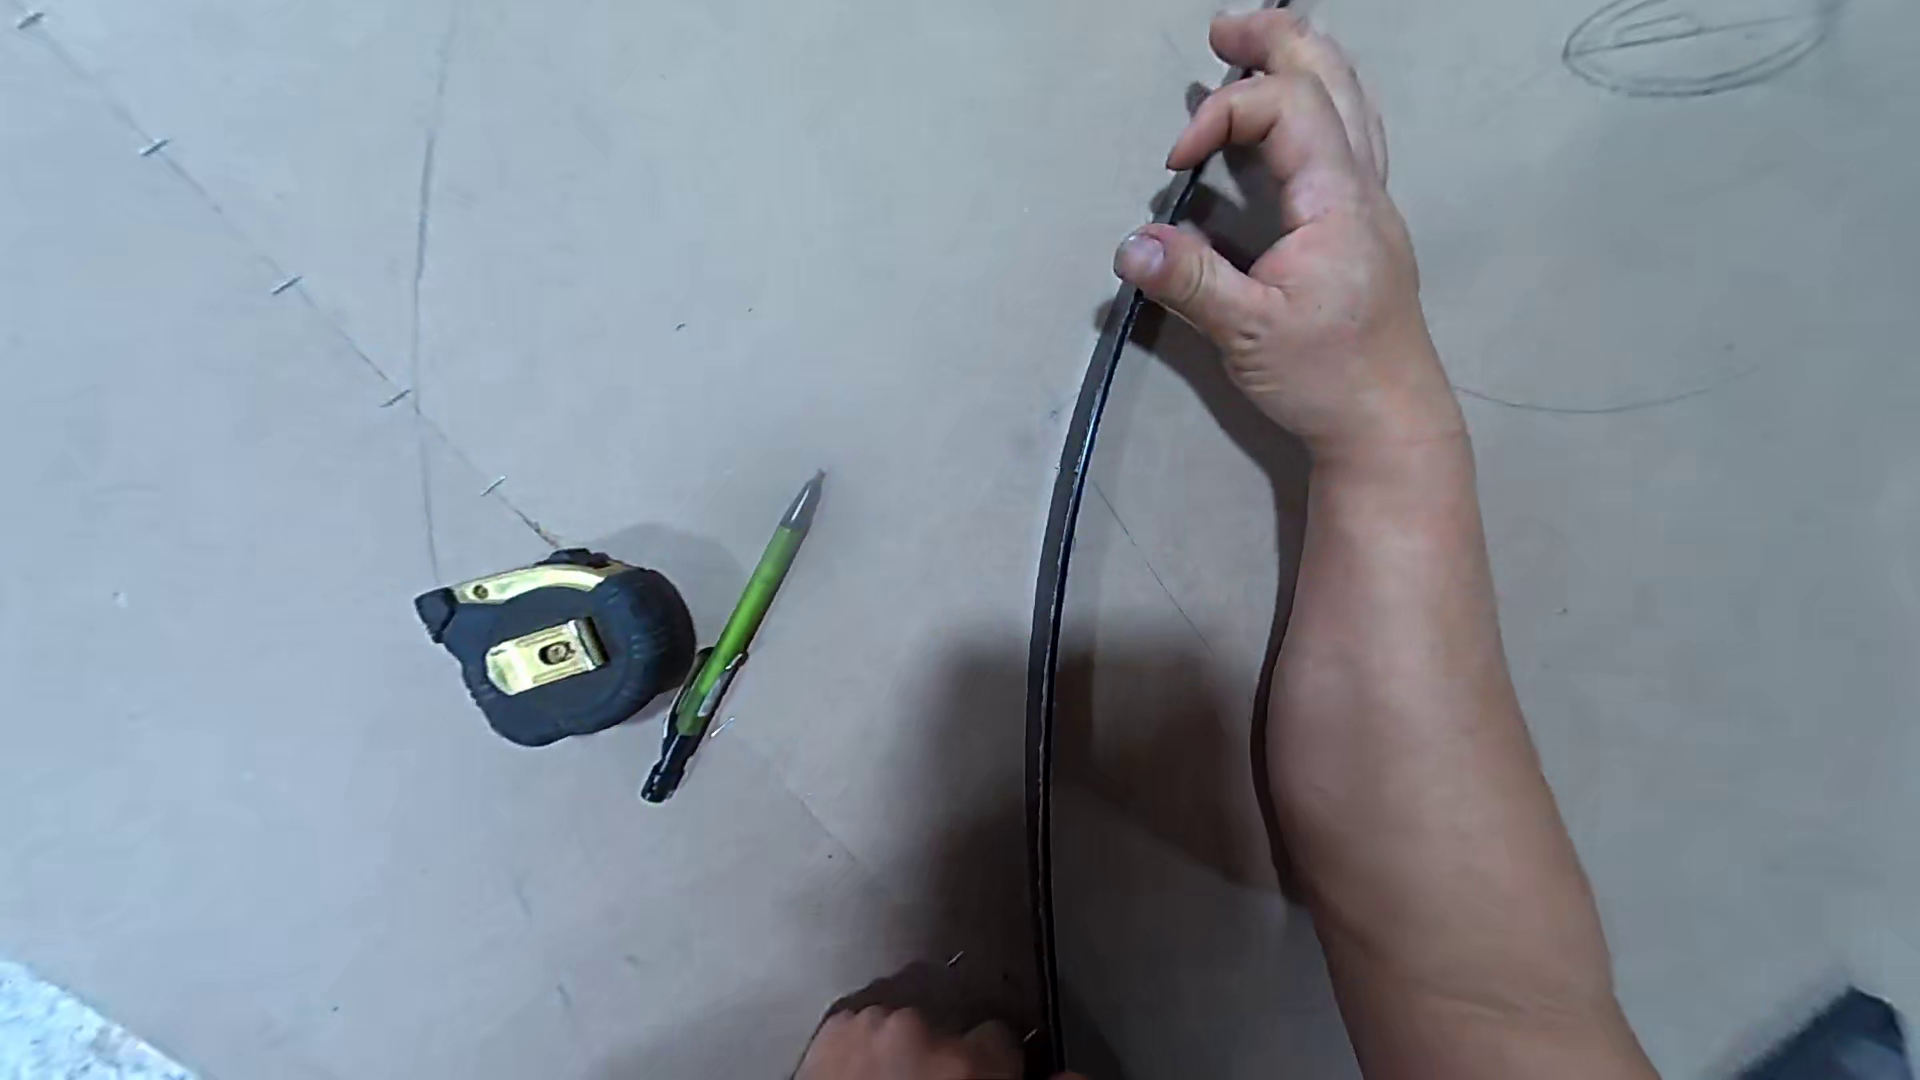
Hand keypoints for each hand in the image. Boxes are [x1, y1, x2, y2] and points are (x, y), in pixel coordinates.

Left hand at [795, 1007, 1040, 1079]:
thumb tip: (1072, 1074)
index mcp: (969, 1065)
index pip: (1001, 1037)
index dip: (993, 1071)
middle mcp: (925, 1028)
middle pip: (953, 1027)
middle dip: (948, 1059)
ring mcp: (875, 1021)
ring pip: (908, 1022)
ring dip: (906, 1050)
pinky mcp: (835, 1024)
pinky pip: (866, 1023)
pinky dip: (867, 1046)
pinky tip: (859, 1078)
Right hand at [1114, 10, 1462, 461]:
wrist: (1385, 417)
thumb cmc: (1323, 373)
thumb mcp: (1246, 330)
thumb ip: (1190, 281)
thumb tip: (1128, 245)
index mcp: (1337, 198)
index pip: (1283, 108)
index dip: (1221, 115)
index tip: (1173, 164)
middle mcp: (1362, 186)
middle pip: (1332, 80)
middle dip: (1277, 40)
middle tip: (1225, 27)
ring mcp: (1368, 208)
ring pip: (1352, 104)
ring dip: (1308, 61)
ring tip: (1265, 43)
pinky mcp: (1361, 235)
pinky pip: (1350, 141)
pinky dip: (1322, 106)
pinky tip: (1301, 122)